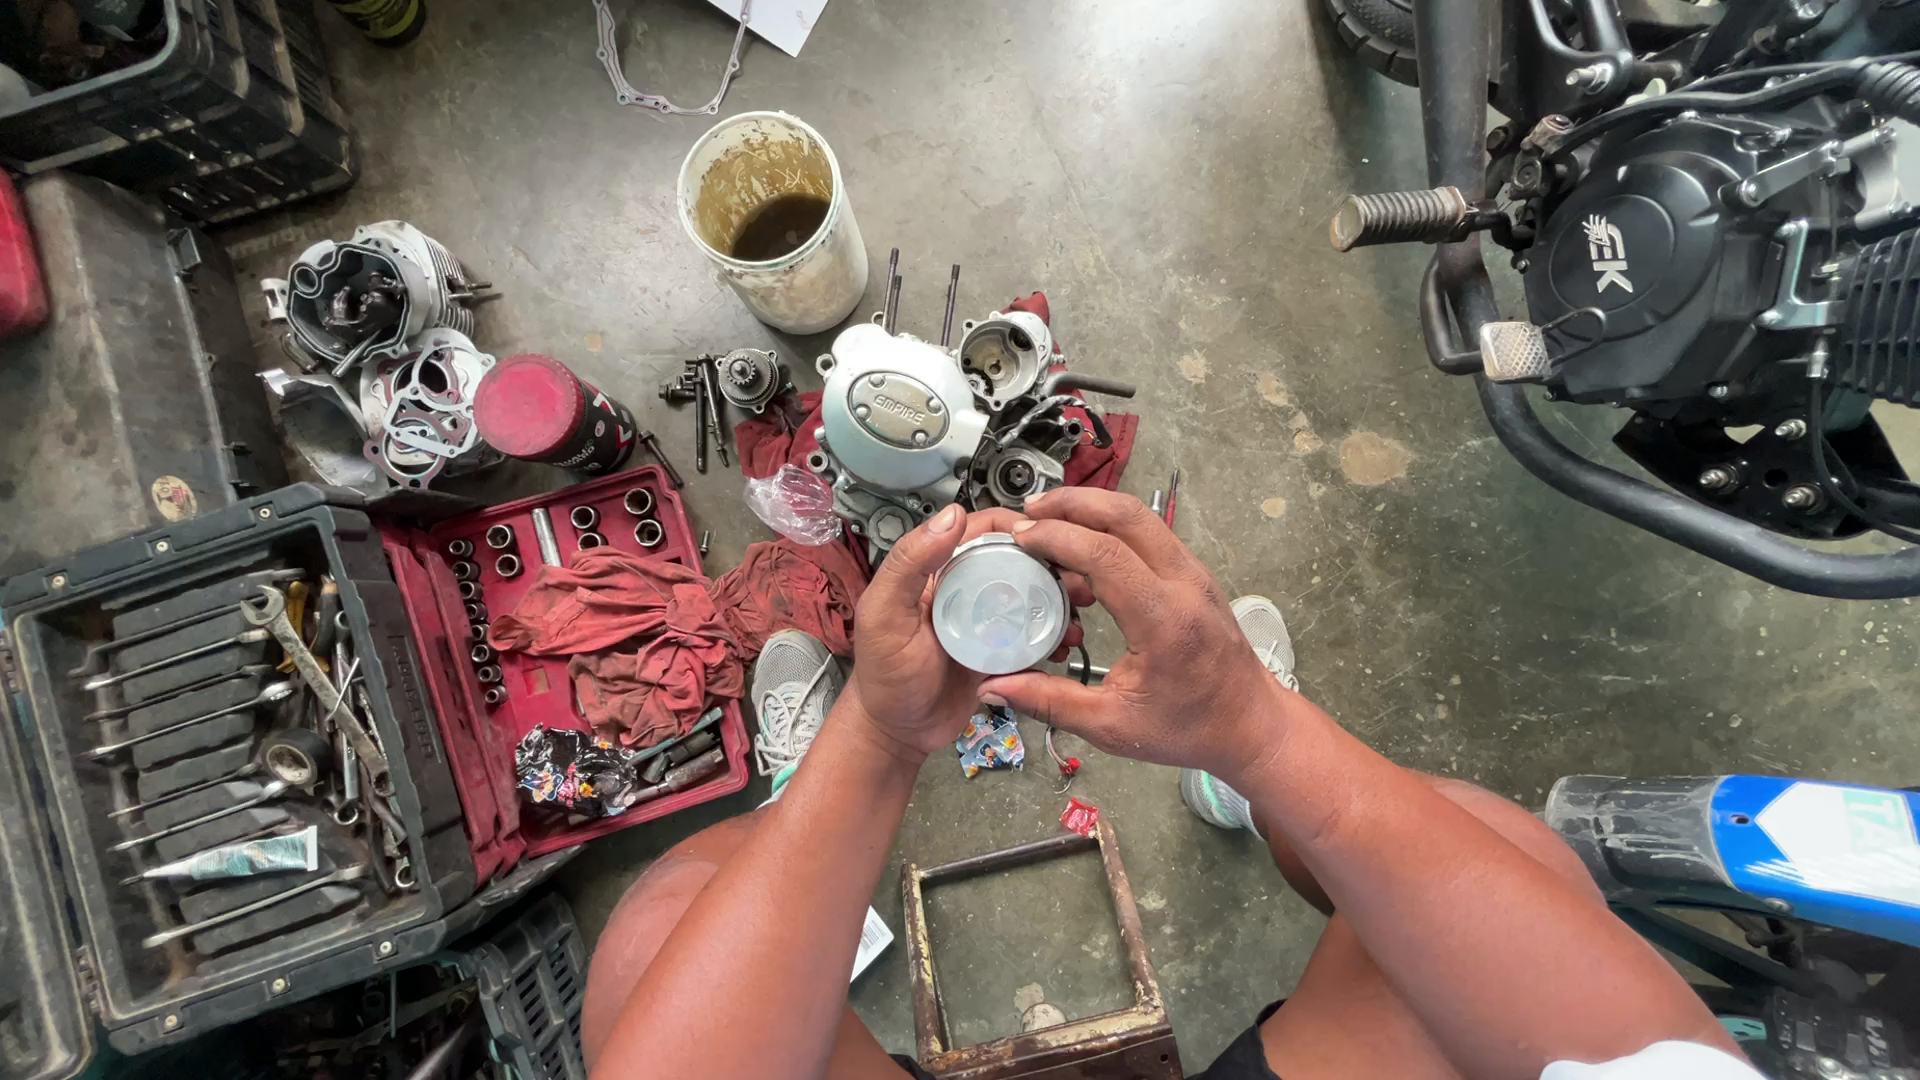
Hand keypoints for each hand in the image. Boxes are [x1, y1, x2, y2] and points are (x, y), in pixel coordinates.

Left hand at [843, 504, 1083, 763]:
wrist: (898, 734)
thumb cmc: (884, 675)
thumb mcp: (885, 614)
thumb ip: (909, 563)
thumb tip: (951, 514)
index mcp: (940, 570)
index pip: (983, 530)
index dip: (1017, 526)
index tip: (1050, 538)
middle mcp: (968, 589)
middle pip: (1018, 560)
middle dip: (1052, 564)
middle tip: (1077, 581)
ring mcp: (988, 621)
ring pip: (1032, 597)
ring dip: (1058, 600)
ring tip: (1078, 614)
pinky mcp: (1002, 652)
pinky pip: (1034, 635)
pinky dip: (1052, 636)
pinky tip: (1063, 646)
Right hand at [975, 488, 1292, 779]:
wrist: (1251, 723)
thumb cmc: (1188, 727)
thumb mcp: (1112, 726)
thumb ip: (1049, 701)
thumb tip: (994, 687)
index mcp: (1165, 621)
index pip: (1106, 555)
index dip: (1057, 537)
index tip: (1020, 537)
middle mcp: (1184, 584)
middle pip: (1126, 514)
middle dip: (1072, 502)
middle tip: (1029, 511)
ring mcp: (1193, 572)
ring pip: (1139, 515)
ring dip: (1090, 508)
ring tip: (1047, 520)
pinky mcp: (1192, 571)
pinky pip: (1147, 531)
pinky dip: (1108, 526)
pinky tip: (1079, 547)